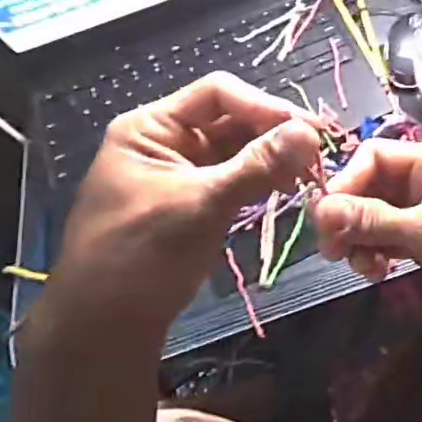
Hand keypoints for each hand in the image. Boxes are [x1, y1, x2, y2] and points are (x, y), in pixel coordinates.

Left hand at [51, 73, 324, 324]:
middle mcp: (167, 140)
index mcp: (151, 127)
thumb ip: (257, 166)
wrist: (104, 327)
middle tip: (317, 156)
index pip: (218, 94)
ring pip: (239, 148)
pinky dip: (263, 179)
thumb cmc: (141, 258)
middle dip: (275, 133)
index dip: (265, 107)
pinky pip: (237, 175)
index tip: (308, 132)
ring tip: (308, 174)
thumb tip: (310, 132)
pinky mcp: (196, 198)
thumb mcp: (202, 205)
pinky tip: (288, 188)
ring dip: (274, 158)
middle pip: (232, 119)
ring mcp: (182, 170)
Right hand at [312, 139, 421, 314]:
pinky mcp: (420, 234)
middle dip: (348, 217)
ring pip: (371, 214)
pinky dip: (373, 251)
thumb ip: (377, 221)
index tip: (327, 219)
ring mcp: (420, 207)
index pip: (373, 157)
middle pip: (367, 186)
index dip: (346, 184)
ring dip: (358, 239)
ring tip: (361, 267)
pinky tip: (375, 271)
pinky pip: (383, 235)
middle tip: (333, 251)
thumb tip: (323, 211)